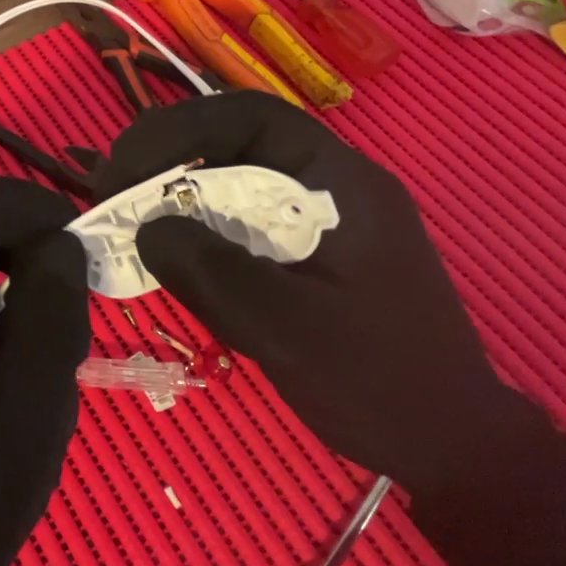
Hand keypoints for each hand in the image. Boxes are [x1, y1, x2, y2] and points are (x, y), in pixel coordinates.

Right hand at [101, 91, 496, 485]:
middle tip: (111, 190)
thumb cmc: (379, 383)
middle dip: (166, 156)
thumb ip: (211, 271)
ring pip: (230, 177)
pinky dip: (194, 223)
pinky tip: (163, 244)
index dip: (177, 129)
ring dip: (174, 189)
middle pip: (234, 141)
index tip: (123, 164)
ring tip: (124, 213)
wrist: (453, 448)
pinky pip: (238, 216)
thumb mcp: (287, 328)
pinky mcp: (304, 249)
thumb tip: (144, 227)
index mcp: (340, 181)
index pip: (249, 117)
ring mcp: (317, 215)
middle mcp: (328, 182)